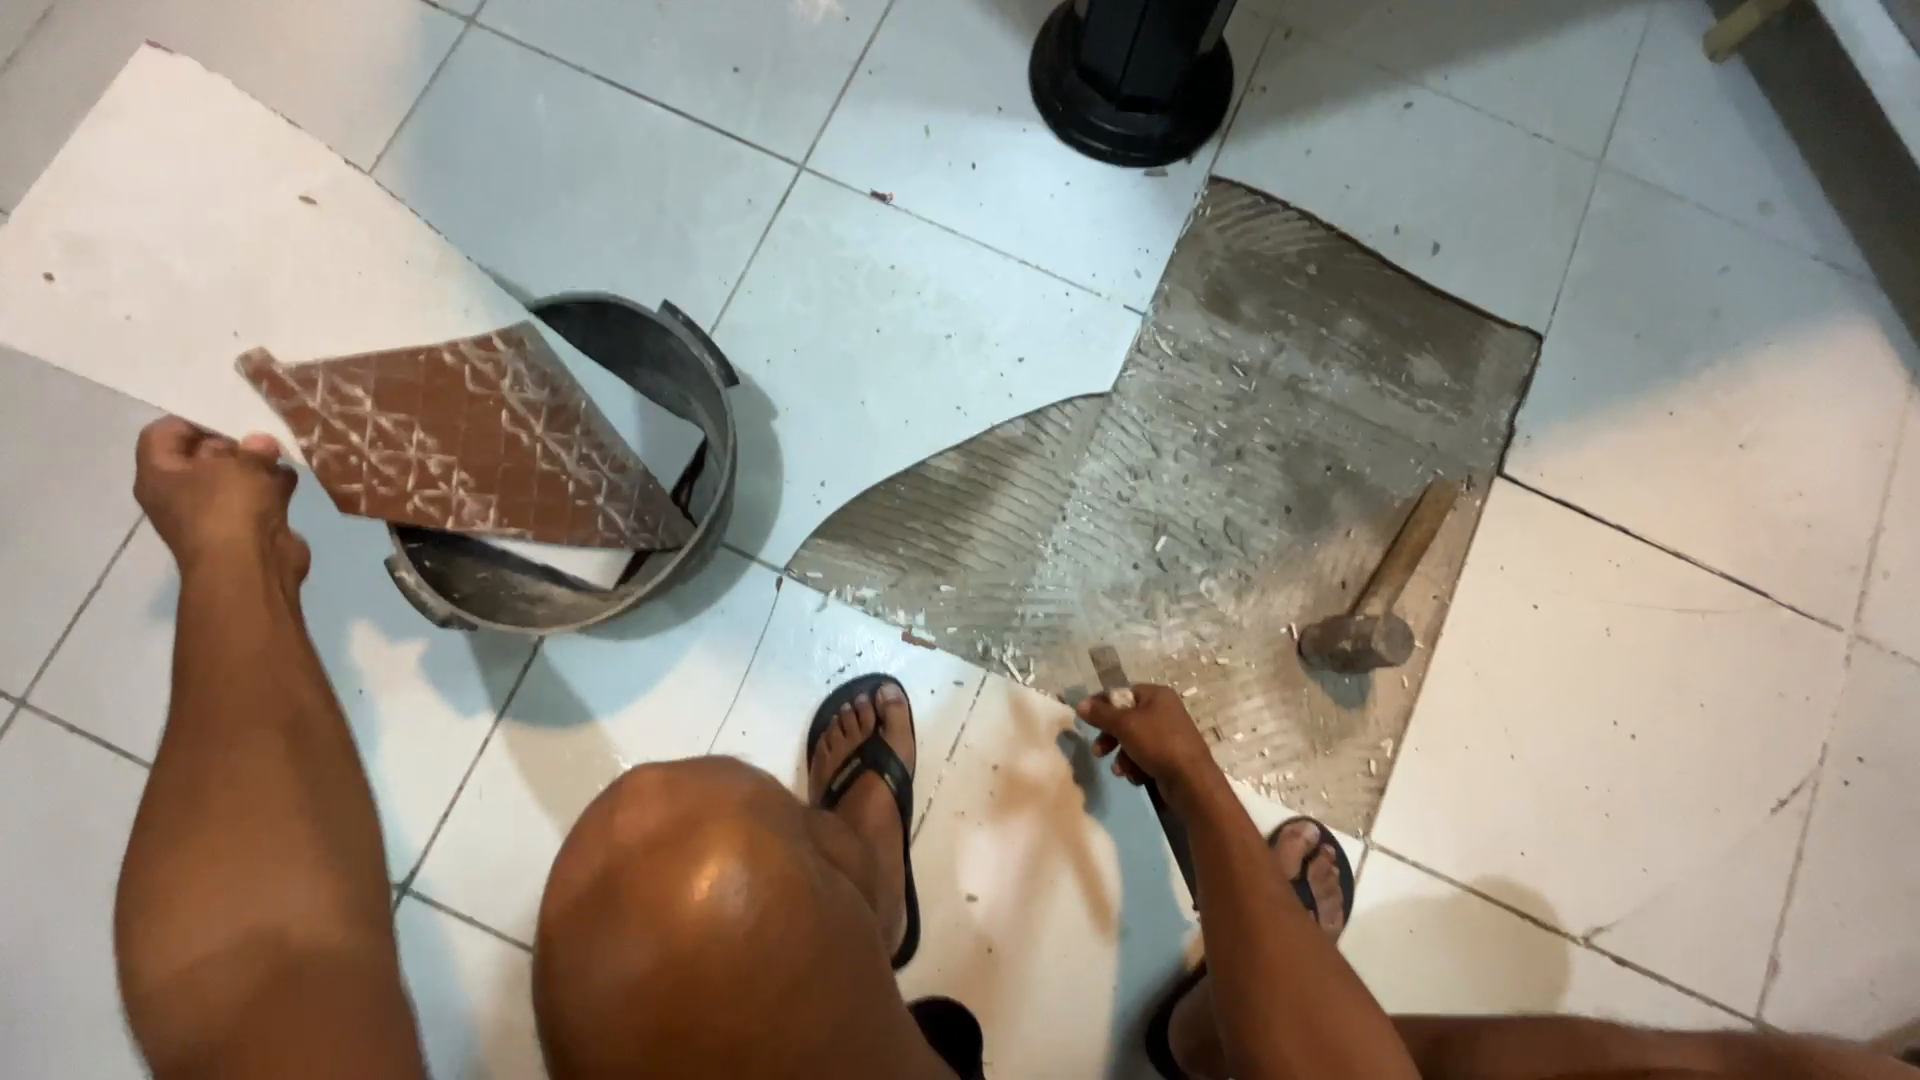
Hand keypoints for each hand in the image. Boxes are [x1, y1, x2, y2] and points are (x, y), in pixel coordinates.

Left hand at [133, 417, 309, 585]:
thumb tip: (261, 442)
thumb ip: (251, 449)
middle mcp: (180, 492)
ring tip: (284, 451)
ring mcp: (214, 511)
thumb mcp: (239, 466)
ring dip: (258, 465)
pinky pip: (258, 497)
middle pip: (201, 456)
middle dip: (233, 443)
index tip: (229, 414)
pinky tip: (294, 476)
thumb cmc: (228, 509)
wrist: (250, 566)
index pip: (163, 434)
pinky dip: (274, 486)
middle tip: (263, 432)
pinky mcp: (247, 526)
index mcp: (159, 475)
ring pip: (234, 477)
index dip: (193, 420)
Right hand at [1076, 684, 1217, 793]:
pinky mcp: (1170, 757)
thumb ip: (1101, 714)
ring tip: (1120, 770)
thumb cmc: (1158, 744)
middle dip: (1110, 737)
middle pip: (1126, 720)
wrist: (1191, 781)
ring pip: (1133, 741)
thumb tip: (1080, 703)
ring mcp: (1168, 735)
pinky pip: (1144, 757)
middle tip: (1098, 751)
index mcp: (1156, 695)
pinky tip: (1136, 776)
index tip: (1086, 719)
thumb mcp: (1125, 725)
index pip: (1122, 694)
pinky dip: (1136, 766)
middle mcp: (1164, 711)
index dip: (1103, 706)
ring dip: (1122, 756)